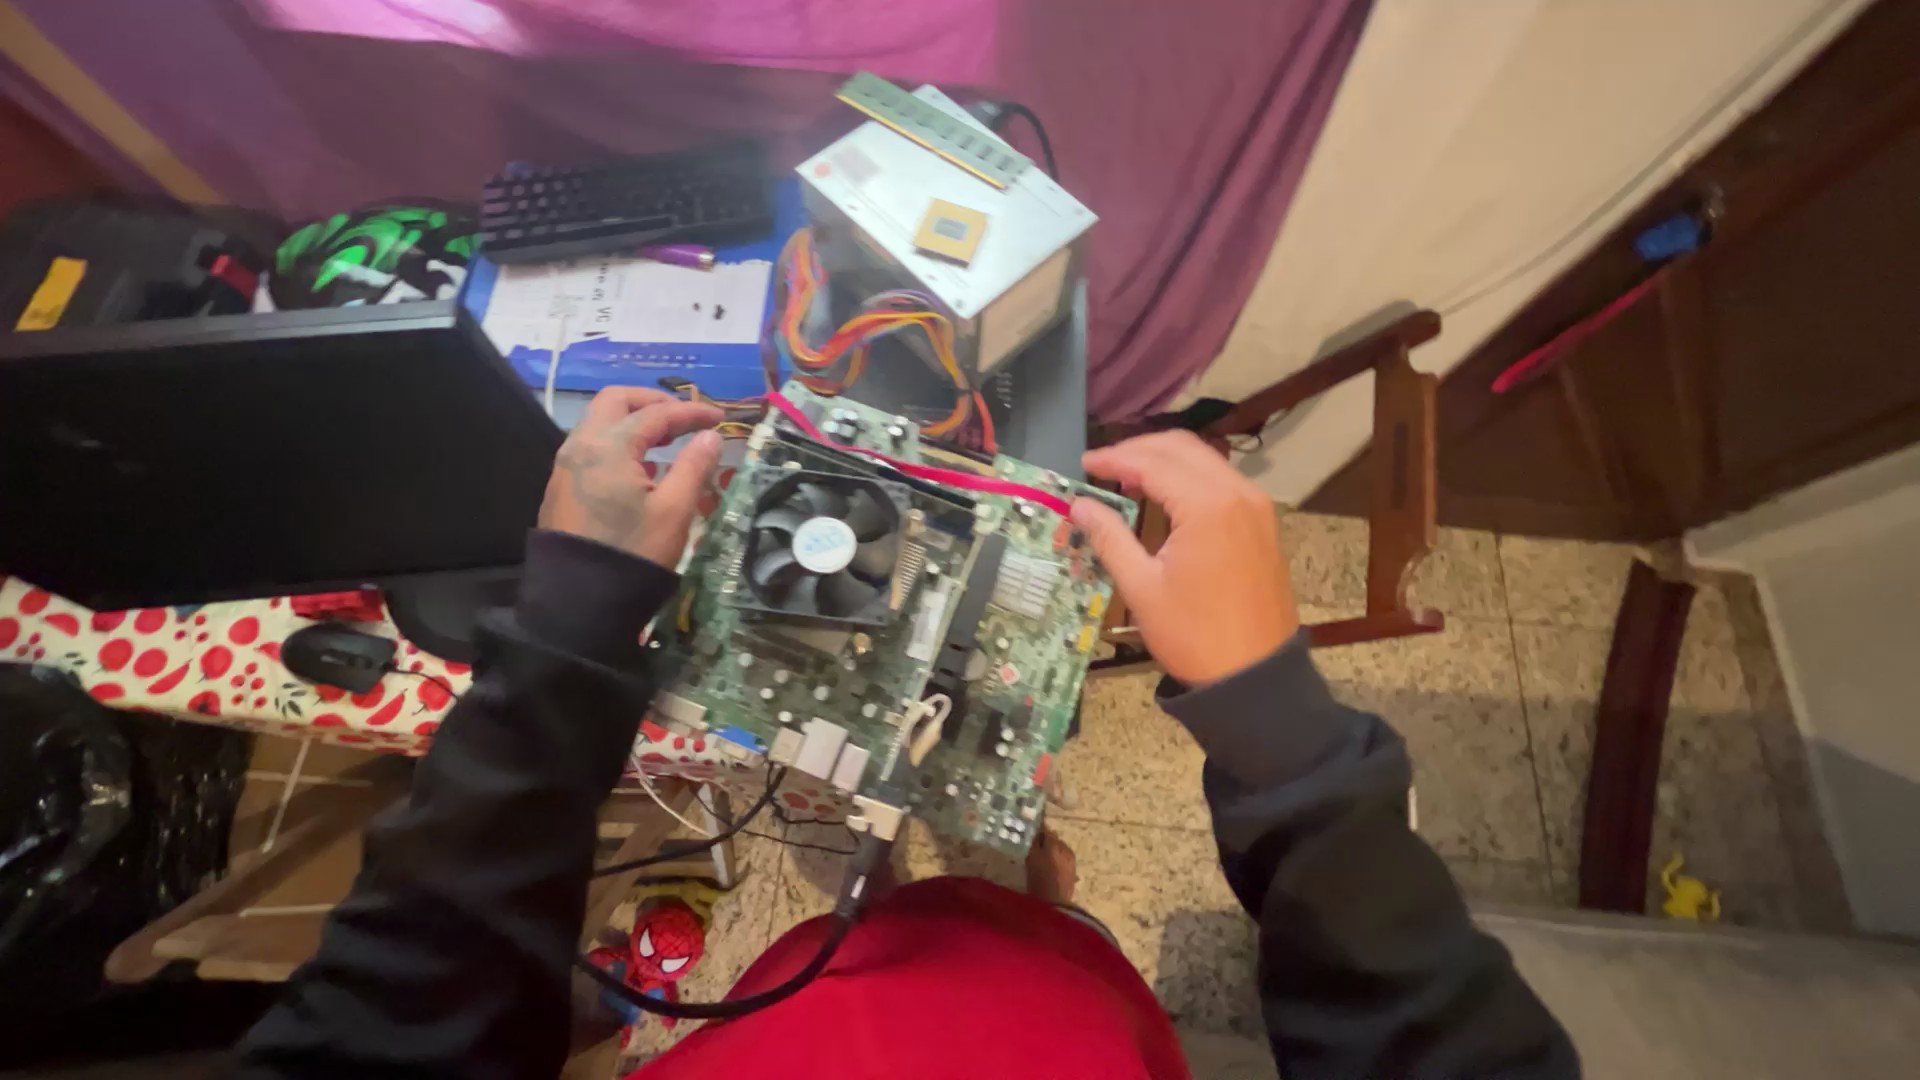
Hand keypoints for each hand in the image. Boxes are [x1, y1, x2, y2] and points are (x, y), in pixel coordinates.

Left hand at [539, 387, 724, 567]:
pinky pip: (593, 445)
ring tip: (670, 439)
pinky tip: (644, 464)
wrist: (583, 597)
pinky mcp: (564, 485)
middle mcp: (580, 445)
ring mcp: (567, 465)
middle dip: (654, 402)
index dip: (691, 412)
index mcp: (609, 447)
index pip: (656, 414)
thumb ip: (695, 465)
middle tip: (685, 418)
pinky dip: (621, 441)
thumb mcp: (675, 509)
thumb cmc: (636, 550)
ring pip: (600, 422)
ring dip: (636, 420)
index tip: (720, 417)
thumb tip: (711, 437)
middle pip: (616, 401)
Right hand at [1071, 431, 1298, 685]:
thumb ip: (1109, 537)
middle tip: (1103, 466)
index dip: (1114, 459)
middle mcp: (1237, 493)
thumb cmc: (1192, 634)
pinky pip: (1220, 481)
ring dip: (1164, 461)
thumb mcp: (1141, 587)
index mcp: (1207, 506)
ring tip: (1127, 478)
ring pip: (1204, 460)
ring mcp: (1256, 506)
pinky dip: (1188, 478)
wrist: (1255, 675)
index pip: (1152, 463)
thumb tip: (1079, 505)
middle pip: (1181, 448)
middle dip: (1139, 450)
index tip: (1084, 463)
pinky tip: (1164, 496)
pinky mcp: (1262, 523)